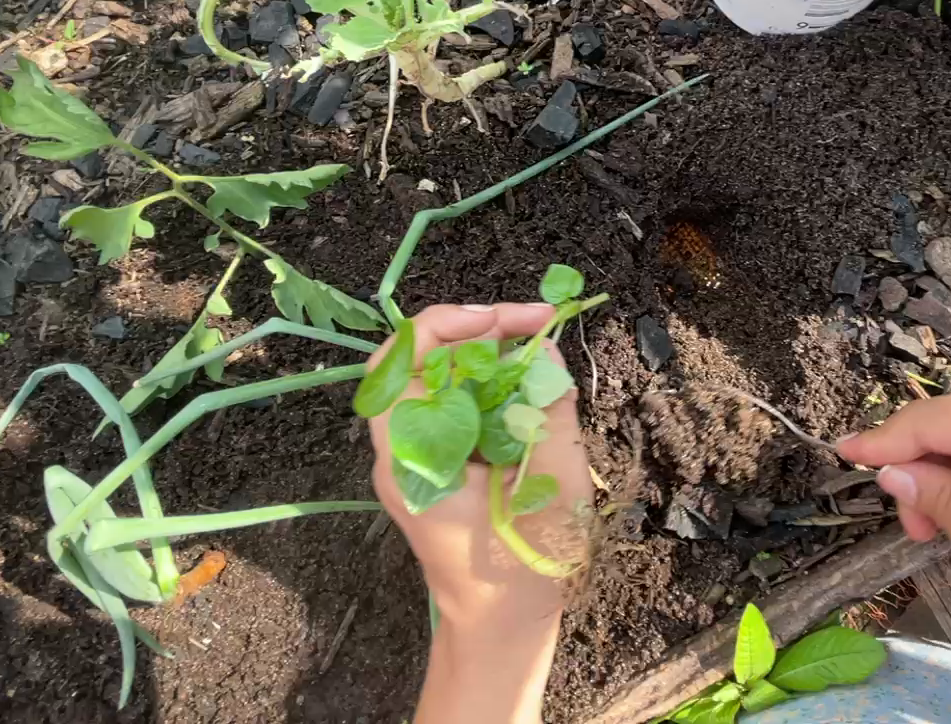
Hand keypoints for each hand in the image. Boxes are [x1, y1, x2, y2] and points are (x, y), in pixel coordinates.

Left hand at [365, 303, 593, 723]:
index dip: (446, 325)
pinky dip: (493, 378)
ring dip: (490, 350)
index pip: (399, 364)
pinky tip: (529, 377)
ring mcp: (420, 454)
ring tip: (540, 340)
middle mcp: (403, 450)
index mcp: (412, 459)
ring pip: (443, 375)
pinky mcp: (440, 459)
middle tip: (539, 322)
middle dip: (481, 329)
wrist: (500, 629)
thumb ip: (549, 412)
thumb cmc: (524, 569)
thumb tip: (544, 350)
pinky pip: (459, 400)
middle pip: (423, 360)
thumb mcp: (552, 487)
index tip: (502, 320)